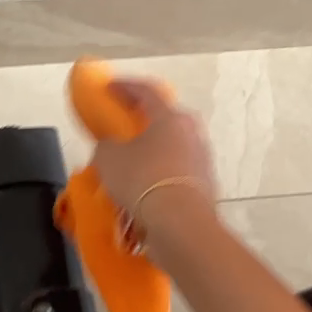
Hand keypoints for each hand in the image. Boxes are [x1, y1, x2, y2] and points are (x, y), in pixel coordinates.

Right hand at [88, 79, 220, 261]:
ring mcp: (203, 160)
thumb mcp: (109, 159)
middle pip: (165, 119)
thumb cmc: (143, 180)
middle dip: (144, 120)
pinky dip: (160, 175)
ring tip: (132, 163)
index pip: (147, 92)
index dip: (125, 87)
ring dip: (153, 151)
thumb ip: (106, 146)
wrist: (180, 224)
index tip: (109, 87)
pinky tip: (144, 189)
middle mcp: (192, 133)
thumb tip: (110, 148)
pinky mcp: (205, 187)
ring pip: (173, 147)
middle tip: (125, 125)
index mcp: (170, 117)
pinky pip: (177, 173)